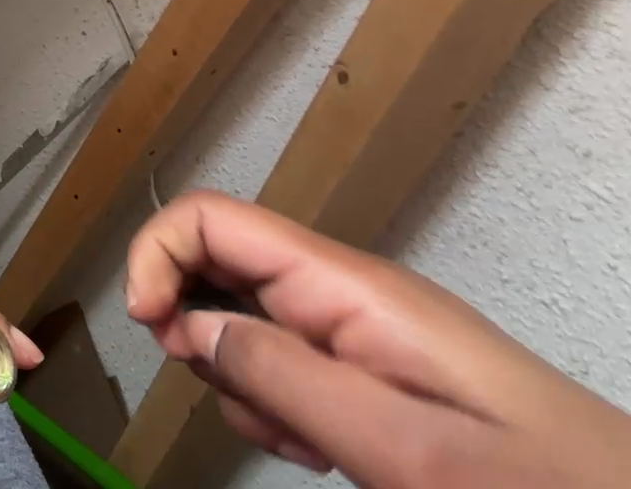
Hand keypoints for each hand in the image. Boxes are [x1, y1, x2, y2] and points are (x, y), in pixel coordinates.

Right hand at [126, 190, 630, 486]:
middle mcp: (341, 290)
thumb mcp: (398, 445)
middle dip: (194, 325)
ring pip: (239, 319)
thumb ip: (278, 374)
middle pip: (214, 263)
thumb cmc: (532, 487)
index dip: (155, 254)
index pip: (208, 218)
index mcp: (346, 285)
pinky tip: (315, 443)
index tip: (148, 326)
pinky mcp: (365, 361)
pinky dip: (272, 400)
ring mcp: (354, 325)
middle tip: (232, 393)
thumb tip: (185, 326)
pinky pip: (279, 358)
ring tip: (296, 439)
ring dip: (238, 376)